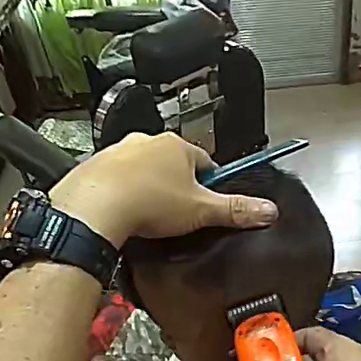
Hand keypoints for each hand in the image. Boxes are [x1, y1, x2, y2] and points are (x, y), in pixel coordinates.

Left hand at [49, 133, 277, 243]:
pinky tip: (127, 215)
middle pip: (174, 166)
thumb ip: (236, 210)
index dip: (211, 186)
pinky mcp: (97, 168)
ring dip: (151, 190)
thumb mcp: (202, 210)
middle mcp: (147, 142)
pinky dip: (124, 195)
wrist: (93, 209)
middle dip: (180, 188)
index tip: (210, 203)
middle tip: (182, 215)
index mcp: (177, 146)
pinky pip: (118, 180)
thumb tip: (267, 210)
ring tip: (152, 218)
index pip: (206, 163)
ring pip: (145, 171)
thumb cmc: (146, 201)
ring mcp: (119, 152)